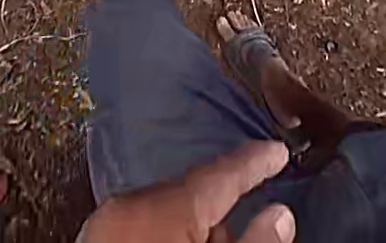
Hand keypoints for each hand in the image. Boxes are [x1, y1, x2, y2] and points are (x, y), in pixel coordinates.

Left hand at [81, 141, 295, 242]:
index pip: (223, 173)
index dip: (256, 162)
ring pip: (167, 214)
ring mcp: (104, 226)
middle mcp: (129, 205)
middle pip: (194, 196)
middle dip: (220, 219)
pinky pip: (142, 230)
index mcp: (162, 208)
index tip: (279, 152)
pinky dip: (166, 240)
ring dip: (191, 234)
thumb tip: (281, 215)